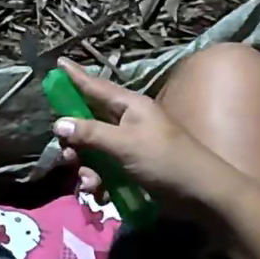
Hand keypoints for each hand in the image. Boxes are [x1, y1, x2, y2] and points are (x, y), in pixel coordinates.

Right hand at [51, 58, 246, 216]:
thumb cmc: (166, 161)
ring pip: (92, 150)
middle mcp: (127, 122)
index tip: (57, 63)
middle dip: (74, 142)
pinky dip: (98, 181)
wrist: (201, 195)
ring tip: (90, 184)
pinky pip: (103, 169)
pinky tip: (99, 194)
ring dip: (86, 167)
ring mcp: (128, 145)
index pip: (95, 86)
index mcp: (129, 106)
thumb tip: (58, 124)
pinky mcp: (130, 167)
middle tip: (68, 156)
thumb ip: (90, 134)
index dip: (75, 76)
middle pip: (87, 123)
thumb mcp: (125, 145)